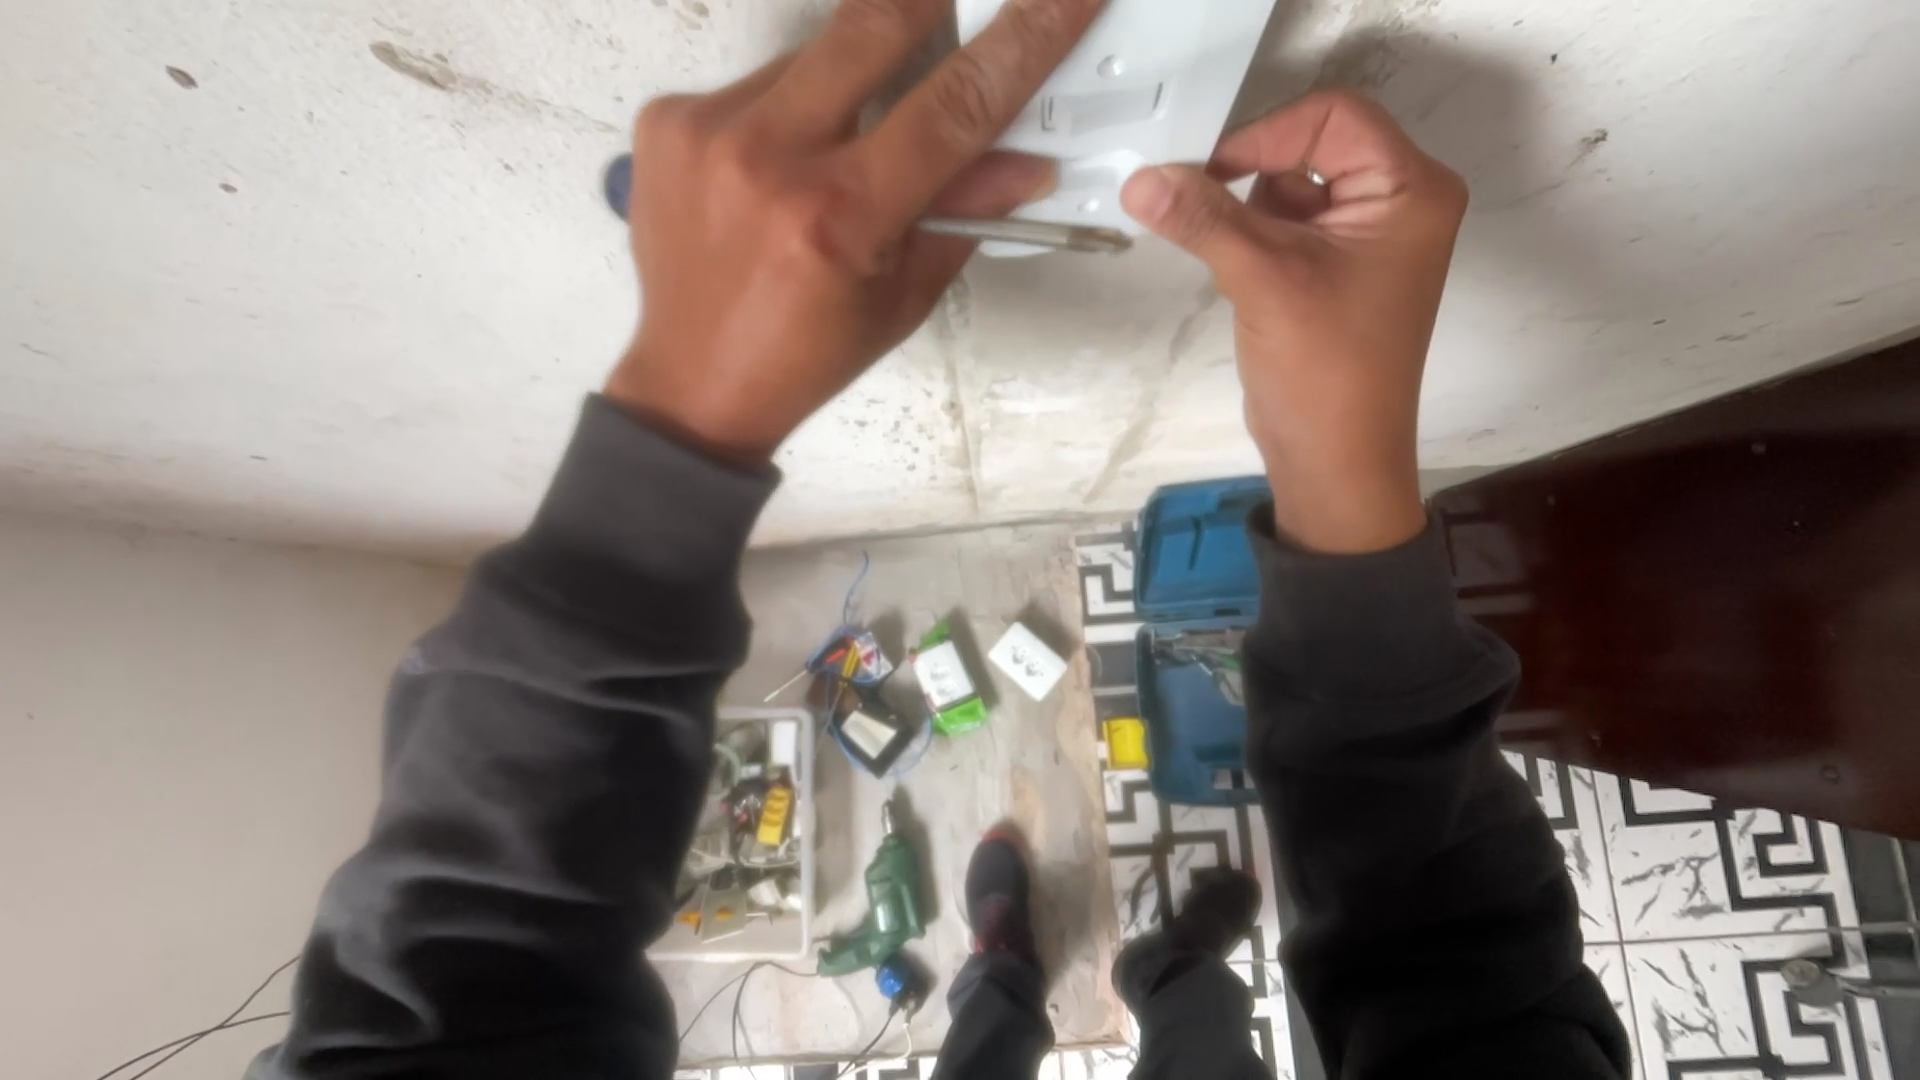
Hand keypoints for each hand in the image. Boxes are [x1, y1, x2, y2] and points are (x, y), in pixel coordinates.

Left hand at [606, 0, 1107, 466]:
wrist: (695, 383)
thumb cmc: (807, 357)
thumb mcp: (901, 296)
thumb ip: (962, 216)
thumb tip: (1024, 161)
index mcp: (838, 219)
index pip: (952, 109)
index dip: (1023, 42)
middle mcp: (767, 157)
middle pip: (876, 22)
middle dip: (935, 4)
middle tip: (963, 7)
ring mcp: (707, 129)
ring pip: (814, 54)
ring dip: (851, 81)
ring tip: (843, 149)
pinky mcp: (668, 118)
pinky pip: (759, 82)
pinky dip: (791, 111)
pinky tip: (779, 169)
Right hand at [1120, 91, 1467, 553]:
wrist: (1332, 457)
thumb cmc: (1323, 369)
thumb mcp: (1263, 280)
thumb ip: (1202, 220)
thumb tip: (1140, 179)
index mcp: (1410, 190)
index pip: (1331, 118)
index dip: (1264, 136)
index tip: (1205, 175)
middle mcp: (1393, 205)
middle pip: (1308, 151)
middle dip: (1249, 182)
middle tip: (1201, 214)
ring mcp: (1359, 242)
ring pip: (1286, 193)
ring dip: (1243, 219)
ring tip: (1235, 268)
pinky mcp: (1328, 274)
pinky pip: (1280, 231)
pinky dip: (1247, 244)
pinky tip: (1237, 280)